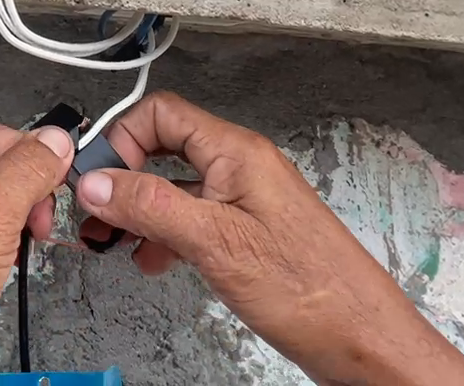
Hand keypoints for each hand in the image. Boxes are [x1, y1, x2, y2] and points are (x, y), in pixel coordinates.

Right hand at [76, 92, 463, 385]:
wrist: (373, 351)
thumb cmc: (307, 292)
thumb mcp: (214, 243)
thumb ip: (148, 206)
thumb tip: (91, 183)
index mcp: (234, 151)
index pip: (160, 113)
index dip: (123, 138)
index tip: (98, 178)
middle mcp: (239, 164)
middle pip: (163, 146)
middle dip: (123, 175)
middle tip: (94, 210)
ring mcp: (246, 197)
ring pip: (175, 184)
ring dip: (139, 208)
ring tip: (112, 241)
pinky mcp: (250, 230)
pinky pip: (193, 214)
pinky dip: (165, 232)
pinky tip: (152, 259)